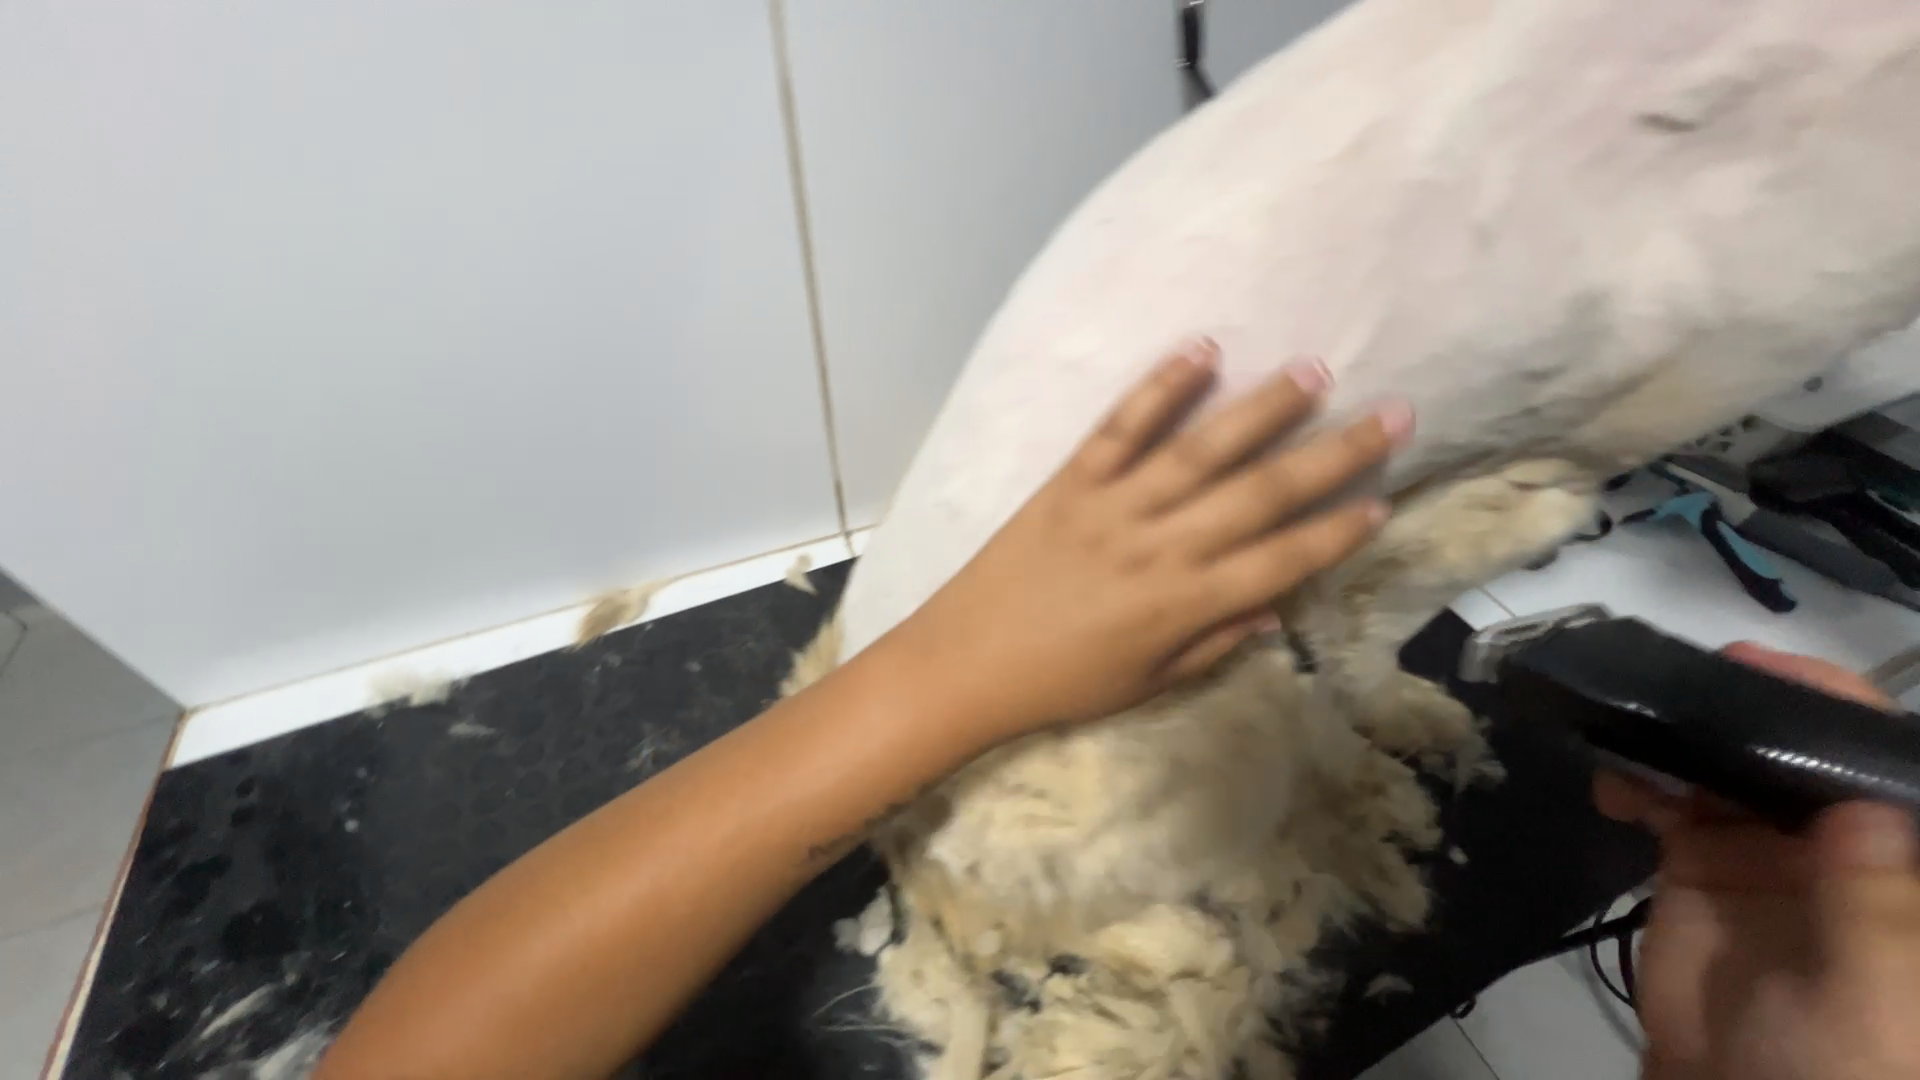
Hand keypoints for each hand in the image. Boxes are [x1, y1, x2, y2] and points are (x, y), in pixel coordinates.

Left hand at [882, 336, 1406, 742]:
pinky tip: (1200, 350)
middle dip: (1334, 454)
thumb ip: (1213, 642)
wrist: (966, 662)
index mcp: (1183, 606)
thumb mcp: (1148, 683)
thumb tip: (1273, 604)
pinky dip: (1159, 387)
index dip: (1336, 534)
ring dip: (1261, 408)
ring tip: (1312, 372)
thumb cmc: (1061, 683)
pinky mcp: (1068, 482)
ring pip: (1200, 450)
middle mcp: (1159, 547)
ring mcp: (1112, 507)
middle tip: (1392, 413)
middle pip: (1261, 494)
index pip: (1282, 562)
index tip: (1383, 501)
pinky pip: (1120, 427)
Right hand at [1595, 643, 1919, 1079]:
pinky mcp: (1700, 869)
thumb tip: (1860, 808)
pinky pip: (1669, 806)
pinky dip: (1637, 783)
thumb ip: (1877, 915)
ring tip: (1631, 728)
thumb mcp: (1881, 1010)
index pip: (1893, 780)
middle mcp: (1851, 857)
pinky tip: (1612, 782)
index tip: (1774, 672)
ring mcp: (1771, 861)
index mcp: (1909, 879)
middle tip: (1687, 678)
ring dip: (1680, 744)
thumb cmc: (1848, 1075)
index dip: (1847, 716)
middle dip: (1753, 714)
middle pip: (1805, 763)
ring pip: (1730, 775)